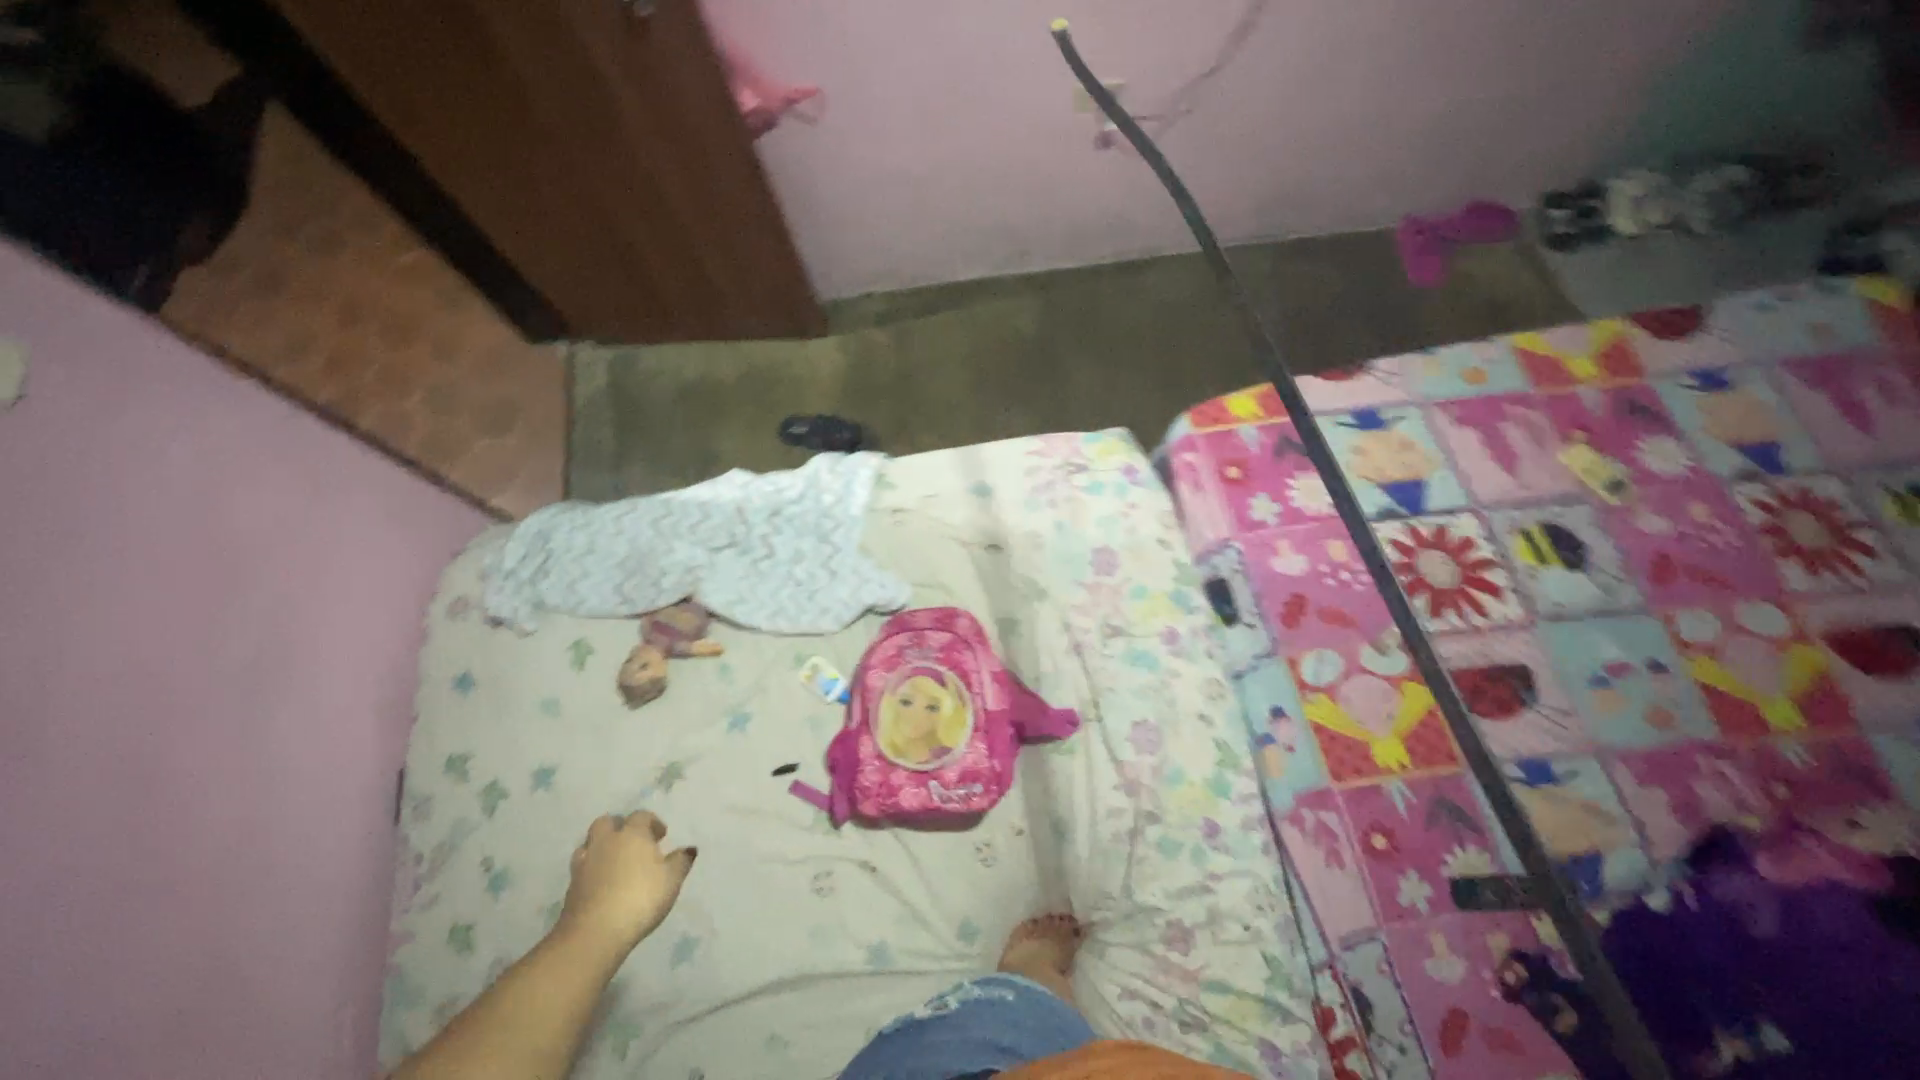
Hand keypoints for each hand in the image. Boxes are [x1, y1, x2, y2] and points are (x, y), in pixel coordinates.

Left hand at [559, 811, 695, 951]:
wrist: (595, 932)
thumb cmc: (640, 899)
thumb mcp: (672, 880)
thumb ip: (681, 861)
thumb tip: (688, 849)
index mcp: (632, 835)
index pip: (641, 816)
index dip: (652, 823)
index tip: (661, 837)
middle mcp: (605, 842)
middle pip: (607, 822)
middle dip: (619, 827)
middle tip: (633, 844)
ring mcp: (584, 862)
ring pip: (590, 843)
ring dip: (601, 846)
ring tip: (614, 862)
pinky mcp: (571, 884)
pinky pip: (582, 866)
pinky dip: (592, 869)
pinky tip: (602, 883)